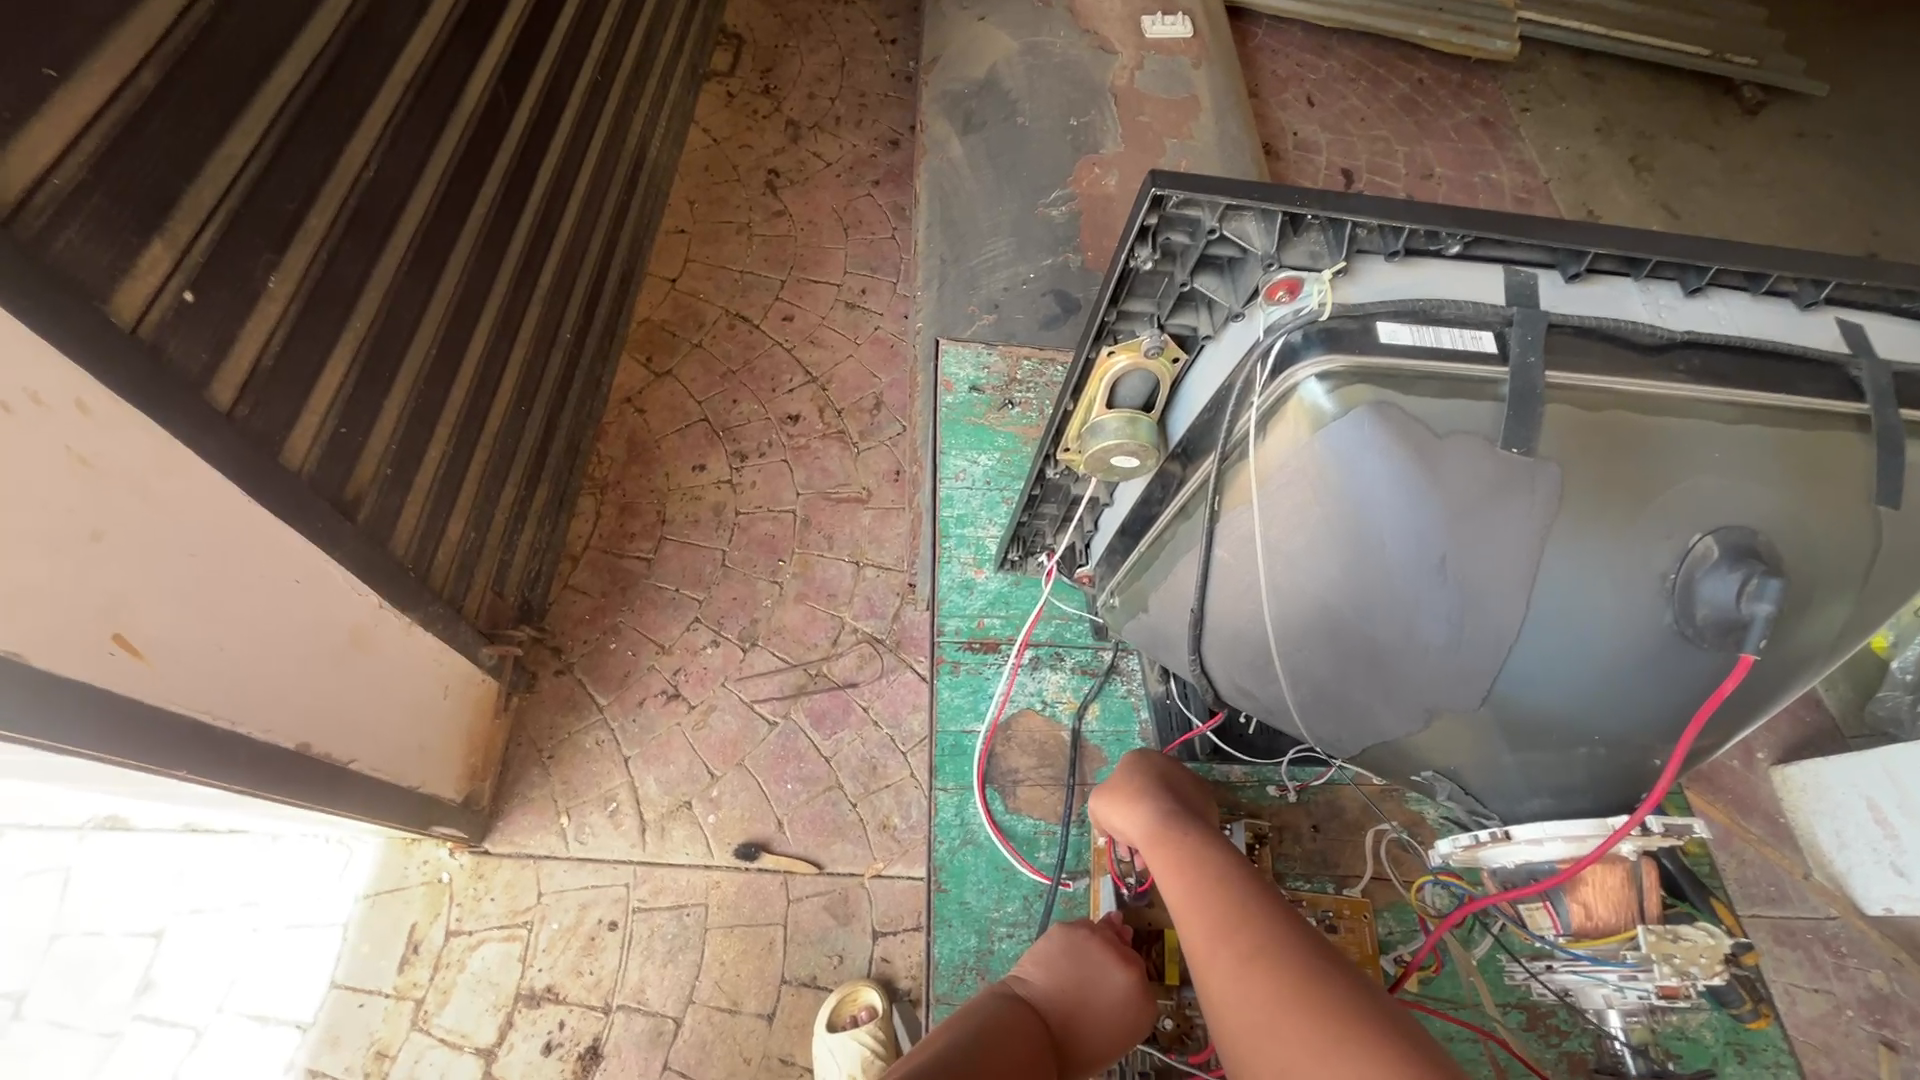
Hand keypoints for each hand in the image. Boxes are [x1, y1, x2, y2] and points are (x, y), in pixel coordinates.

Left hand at [1002, 914, 1155, 1077]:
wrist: (1035, 1029)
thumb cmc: (1075, 1047)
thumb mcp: (1115, 1037)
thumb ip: (1125, 1008)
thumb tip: (1115, 990)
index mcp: (1144, 999)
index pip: (1142, 980)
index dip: (1125, 982)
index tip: (1112, 987)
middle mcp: (1129, 964)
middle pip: (1126, 950)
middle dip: (1114, 959)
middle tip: (1097, 970)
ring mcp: (1099, 941)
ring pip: (1103, 931)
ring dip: (1096, 941)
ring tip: (1081, 955)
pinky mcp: (1071, 928)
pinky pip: (1077, 929)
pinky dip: (1072, 939)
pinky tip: (1063, 952)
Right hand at [1088, 748, 1218, 867]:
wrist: (1169, 828)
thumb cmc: (1127, 809)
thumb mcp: (1097, 805)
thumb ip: (1101, 807)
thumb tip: (1107, 823)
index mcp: (1138, 757)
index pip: (1122, 781)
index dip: (1116, 808)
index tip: (1114, 829)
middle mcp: (1166, 763)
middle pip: (1145, 796)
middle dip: (1135, 823)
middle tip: (1130, 848)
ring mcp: (1190, 781)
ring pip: (1166, 809)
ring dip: (1153, 831)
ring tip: (1146, 859)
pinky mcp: (1207, 801)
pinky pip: (1184, 818)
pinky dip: (1174, 833)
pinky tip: (1165, 851)